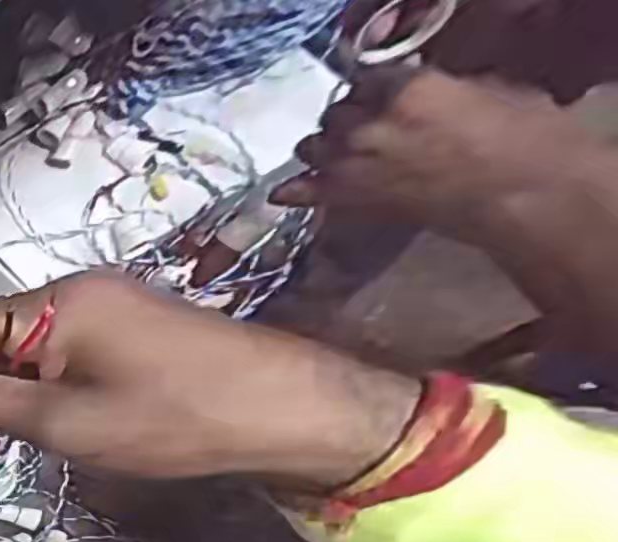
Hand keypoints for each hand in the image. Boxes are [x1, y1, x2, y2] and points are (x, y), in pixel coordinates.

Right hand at [0, 272, 419, 489]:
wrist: (290, 414)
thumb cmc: (172, 418)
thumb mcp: (62, 419)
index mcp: (55, 305)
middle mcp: (69, 294)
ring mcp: (93, 309)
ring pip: (6, 344)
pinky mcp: (111, 330)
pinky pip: (39, 350)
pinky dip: (11, 381)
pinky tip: (6, 412)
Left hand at [272, 68, 601, 242]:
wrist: (509, 192)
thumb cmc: (517, 135)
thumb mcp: (483, 89)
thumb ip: (433, 87)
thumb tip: (406, 92)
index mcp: (406, 90)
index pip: (366, 79)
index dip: (373, 89)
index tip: (380, 96)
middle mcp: (363, 126)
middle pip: (333, 114)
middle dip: (348, 118)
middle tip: (366, 128)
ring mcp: (341, 164)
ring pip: (308, 147)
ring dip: (323, 148)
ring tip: (343, 155)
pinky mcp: (331, 198)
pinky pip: (288, 193)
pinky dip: (291, 189)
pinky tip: (301, 187)